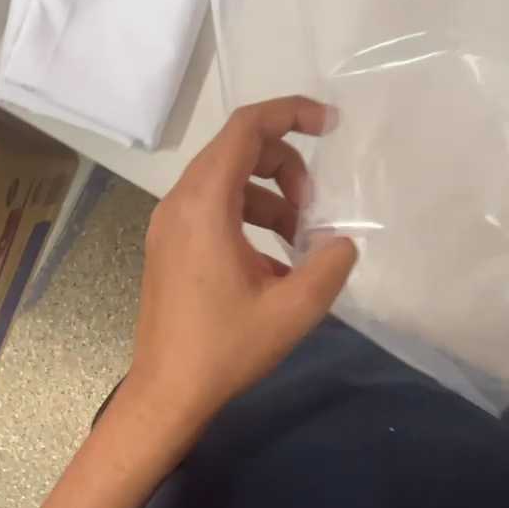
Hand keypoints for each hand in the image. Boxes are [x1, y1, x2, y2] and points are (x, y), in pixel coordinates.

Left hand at [121, 97, 358, 430]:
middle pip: (236, 152)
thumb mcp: (294, 308)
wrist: (167, 393)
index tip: (331, 127)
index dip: (292, 114)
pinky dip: (245, 222)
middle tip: (313, 208)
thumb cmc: (224, 350)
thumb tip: (341, 242)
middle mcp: (178, 206)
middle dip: (285, 166)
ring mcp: (167, 230)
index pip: (247, 128)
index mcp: (204, 205)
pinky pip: (210, 215)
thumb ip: (331, 263)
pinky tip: (271, 266)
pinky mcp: (166, 253)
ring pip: (224, 185)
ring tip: (299, 243)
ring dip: (268, 199)